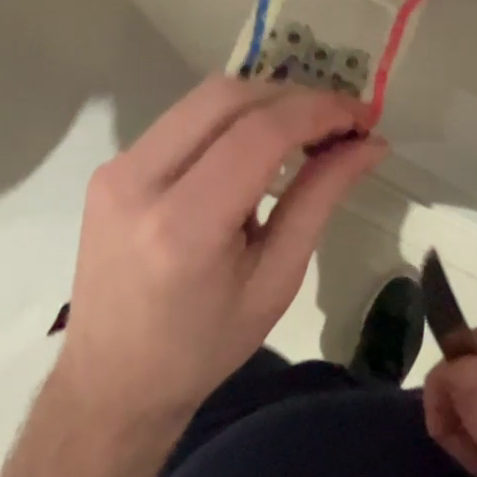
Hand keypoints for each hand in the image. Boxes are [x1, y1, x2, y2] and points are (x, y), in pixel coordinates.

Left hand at [55, 76, 386, 426]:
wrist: (113, 380)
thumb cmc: (202, 349)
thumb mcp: (273, 283)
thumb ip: (317, 202)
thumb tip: (368, 146)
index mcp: (183, 226)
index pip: (258, 132)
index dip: (319, 111)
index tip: (363, 117)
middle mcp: (138, 182)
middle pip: (225, 96)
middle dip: (291, 96)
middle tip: (338, 123)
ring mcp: (114, 172)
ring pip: (198, 102)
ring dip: (258, 106)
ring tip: (304, 136)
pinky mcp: (108, 172)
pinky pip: (177, 125)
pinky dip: (224, 126)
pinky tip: (252, 157)